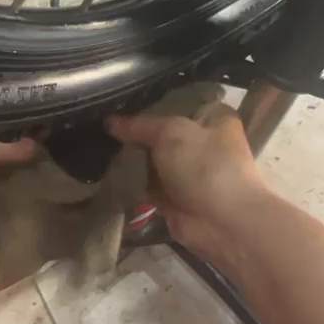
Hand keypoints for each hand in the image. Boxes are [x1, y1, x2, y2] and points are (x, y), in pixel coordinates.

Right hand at [106, 103, 271, 264]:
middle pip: (160, 131)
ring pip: (151, 158)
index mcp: (212, 117)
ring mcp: (187, 170)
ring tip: (100, 146)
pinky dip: (131, 180)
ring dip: (130, 157)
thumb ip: (139, 125)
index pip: (176, 101)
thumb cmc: (205, 166)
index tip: (119, 103)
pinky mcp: (174, 195)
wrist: (223, 222)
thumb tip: (109, 121)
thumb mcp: (171, 132)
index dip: (148, 102)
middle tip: (104, 126)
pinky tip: (107, 171)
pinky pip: (146, 183)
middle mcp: (202, 141)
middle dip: (134, 132)